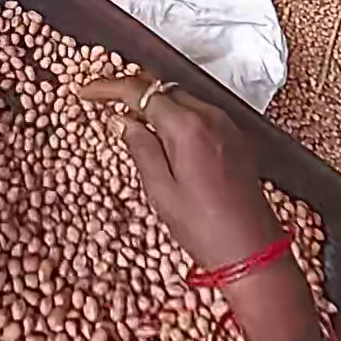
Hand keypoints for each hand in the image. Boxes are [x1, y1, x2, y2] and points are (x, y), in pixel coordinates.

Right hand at [78, 76, 280, 269]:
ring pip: (179, 96)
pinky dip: (174, 112)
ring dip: (153, 102)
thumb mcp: (161, 190)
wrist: (255, 253)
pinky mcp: (235, 136)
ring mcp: (226, 124)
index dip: (108, 88)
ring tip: (127, 117)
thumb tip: (121, 119)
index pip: (140, 92)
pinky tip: (160, 131)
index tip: (85, 92)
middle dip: (131, 91)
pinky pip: (197, 111)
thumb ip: (140, 147)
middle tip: (103, 102)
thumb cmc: (203, 228)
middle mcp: (209, 116)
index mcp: (187, 127)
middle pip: (161, 87)